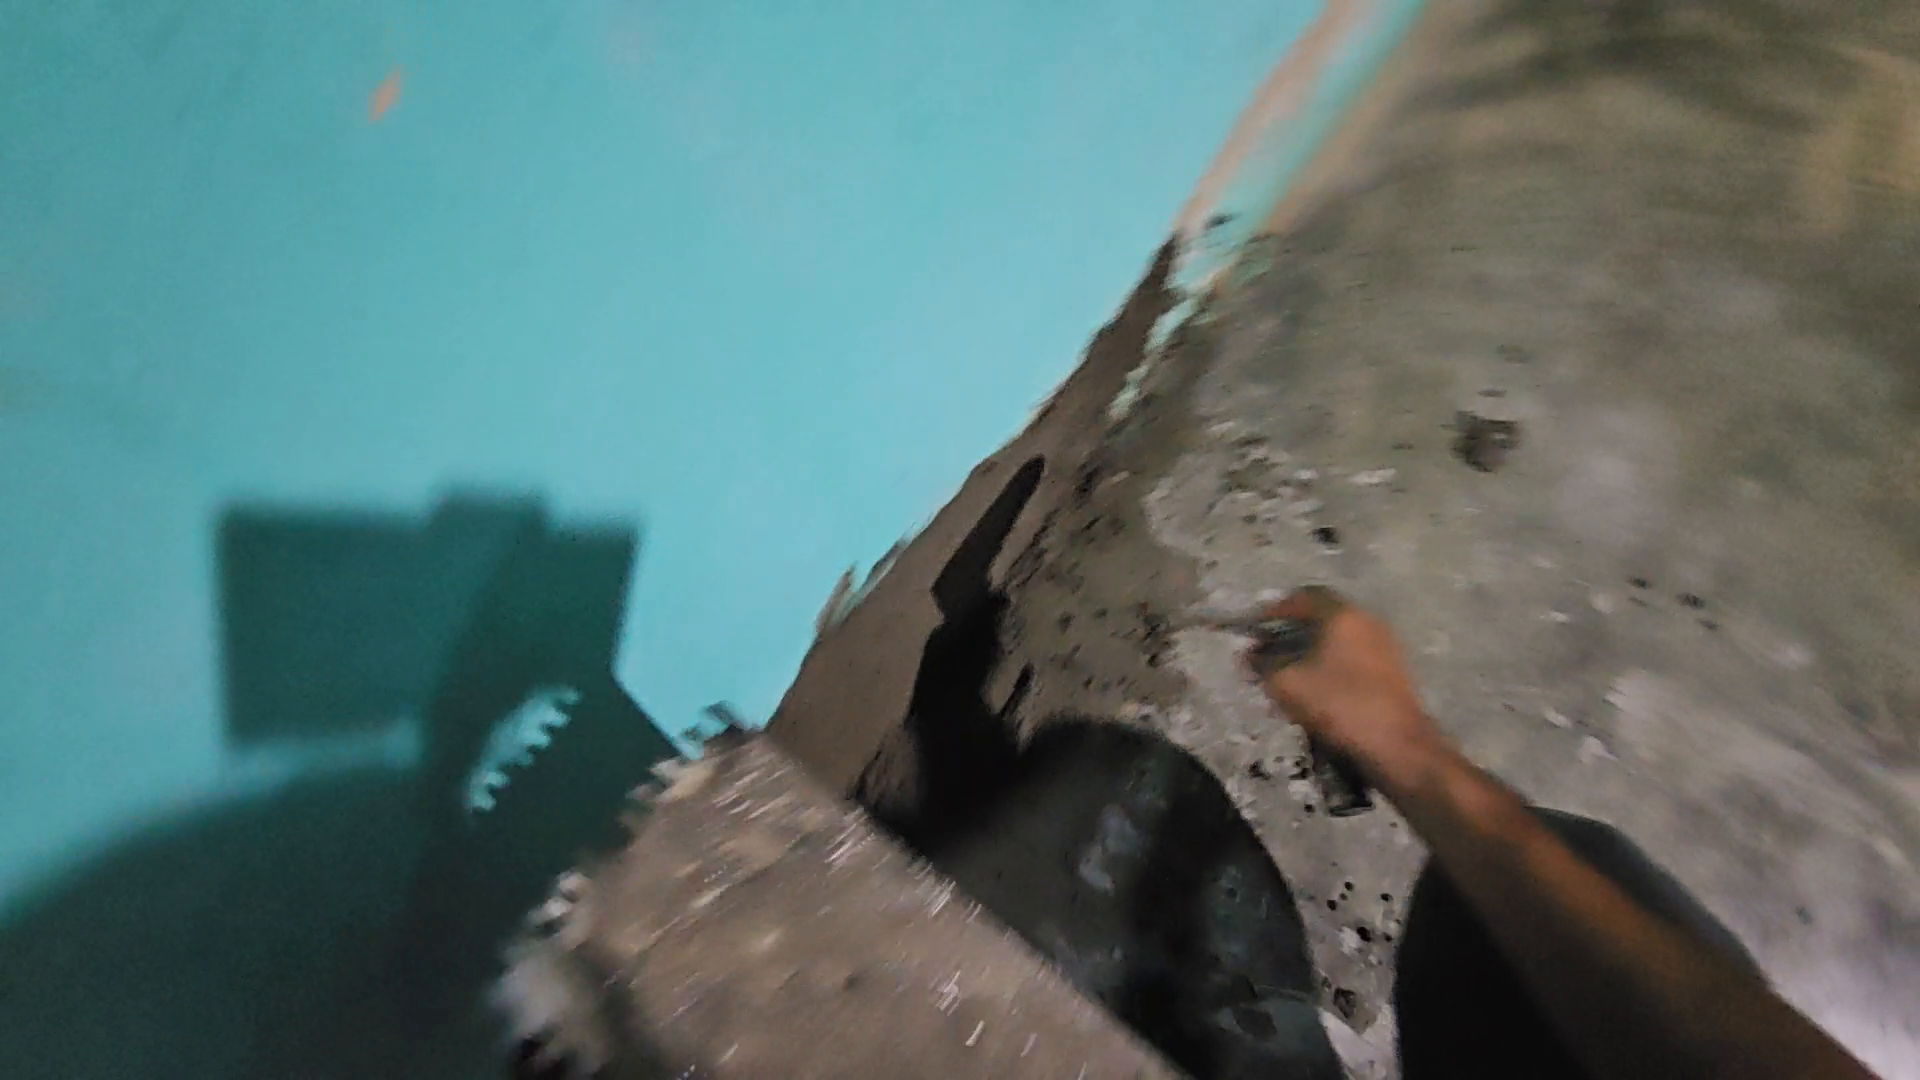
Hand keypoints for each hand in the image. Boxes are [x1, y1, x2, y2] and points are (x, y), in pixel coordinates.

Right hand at [1246, 590, 1448, 788]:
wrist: (1397, 747)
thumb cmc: (1338, 704)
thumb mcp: (1285, 683)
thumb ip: (1261, 663)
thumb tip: (1248, 655)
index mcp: (1342, 615)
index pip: (1301, 597)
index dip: (1272, 611)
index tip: (1254, 630)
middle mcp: (1366, 621)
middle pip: (1319, 616)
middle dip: (1289, 631)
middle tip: (1267, 651)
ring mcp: (1384, 645)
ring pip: (1336, 636)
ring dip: (1309, 647)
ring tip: (1287, 671)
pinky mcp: (1391, 669)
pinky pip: (1351, 653)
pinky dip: (1328, 661)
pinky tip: (1314, 685)